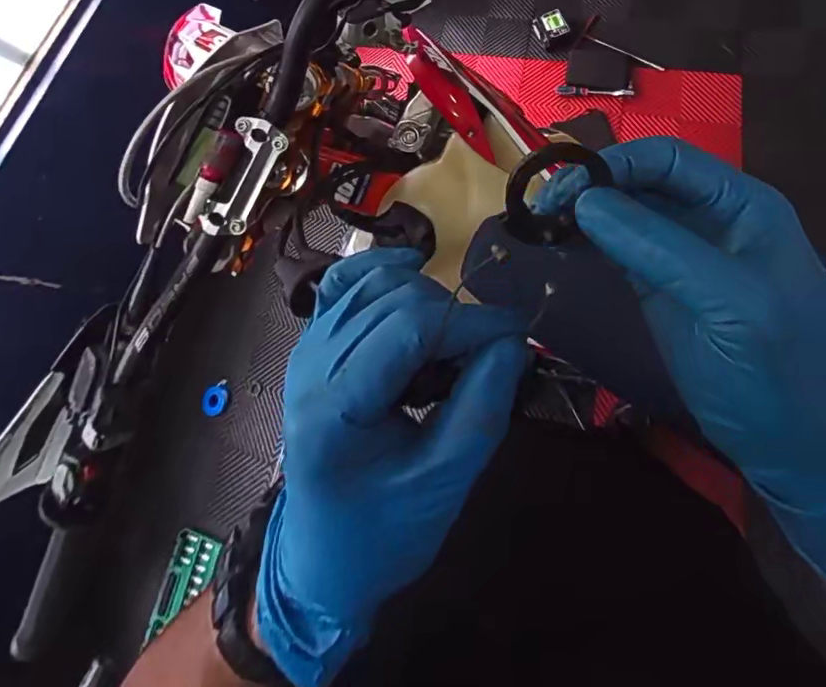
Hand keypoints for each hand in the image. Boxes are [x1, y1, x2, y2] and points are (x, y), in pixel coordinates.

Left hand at [255, 248, 528, 685]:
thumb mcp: (443, 484)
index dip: (469, 321)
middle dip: (453, 315)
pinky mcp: (314, 342)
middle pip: (393, 299)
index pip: (407, 328)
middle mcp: (309, 362)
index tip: (519, 329)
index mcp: (333, 406)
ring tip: (451, 344)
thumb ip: (481, 408)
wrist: (323, 556)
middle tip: (488, 354)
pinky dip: (381, 270)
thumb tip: (514, 340)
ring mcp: (307, 346)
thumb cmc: (381, 533)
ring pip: (372, 282)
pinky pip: (345, 283)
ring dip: (426, 297)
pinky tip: (413, 271)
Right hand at [536, 137, 825, 606]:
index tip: (565, 189)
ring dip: (583, 211)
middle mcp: (709, 218)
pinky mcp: (658, 286)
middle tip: (540, 208)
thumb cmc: (785, 374)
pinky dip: (586, 240)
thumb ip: (661, 248)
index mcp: (741, 204)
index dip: (615, 163)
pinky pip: (617, 247)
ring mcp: (681, 253)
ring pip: (623, 211)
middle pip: (640, 179)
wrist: (805, 455)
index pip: (668, 159)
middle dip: (591, 185)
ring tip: (540, 223)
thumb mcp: (733, 306)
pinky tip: (558, 244)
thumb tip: (584, 200)